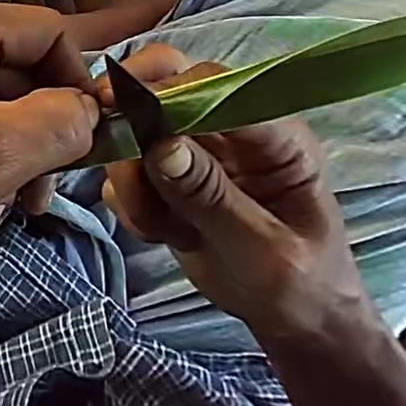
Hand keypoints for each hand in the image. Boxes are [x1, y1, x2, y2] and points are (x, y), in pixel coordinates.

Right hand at [98, 44, 374, 343]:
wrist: (295, 323)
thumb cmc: (302, 288)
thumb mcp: (265, 251)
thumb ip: (211, 196)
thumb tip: (160, 145)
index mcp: (273, 134)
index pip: (214, 84)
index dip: (166, 88)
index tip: (120, 106)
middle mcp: (231, 131)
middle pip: (170, 82)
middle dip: (132, 104)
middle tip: (103, 134)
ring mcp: (198, 152)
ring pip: (138, 131)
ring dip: (132, 177)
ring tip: (158, 227)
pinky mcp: (170, 177)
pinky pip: (130, 170)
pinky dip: (129, 200)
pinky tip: (159, 233)